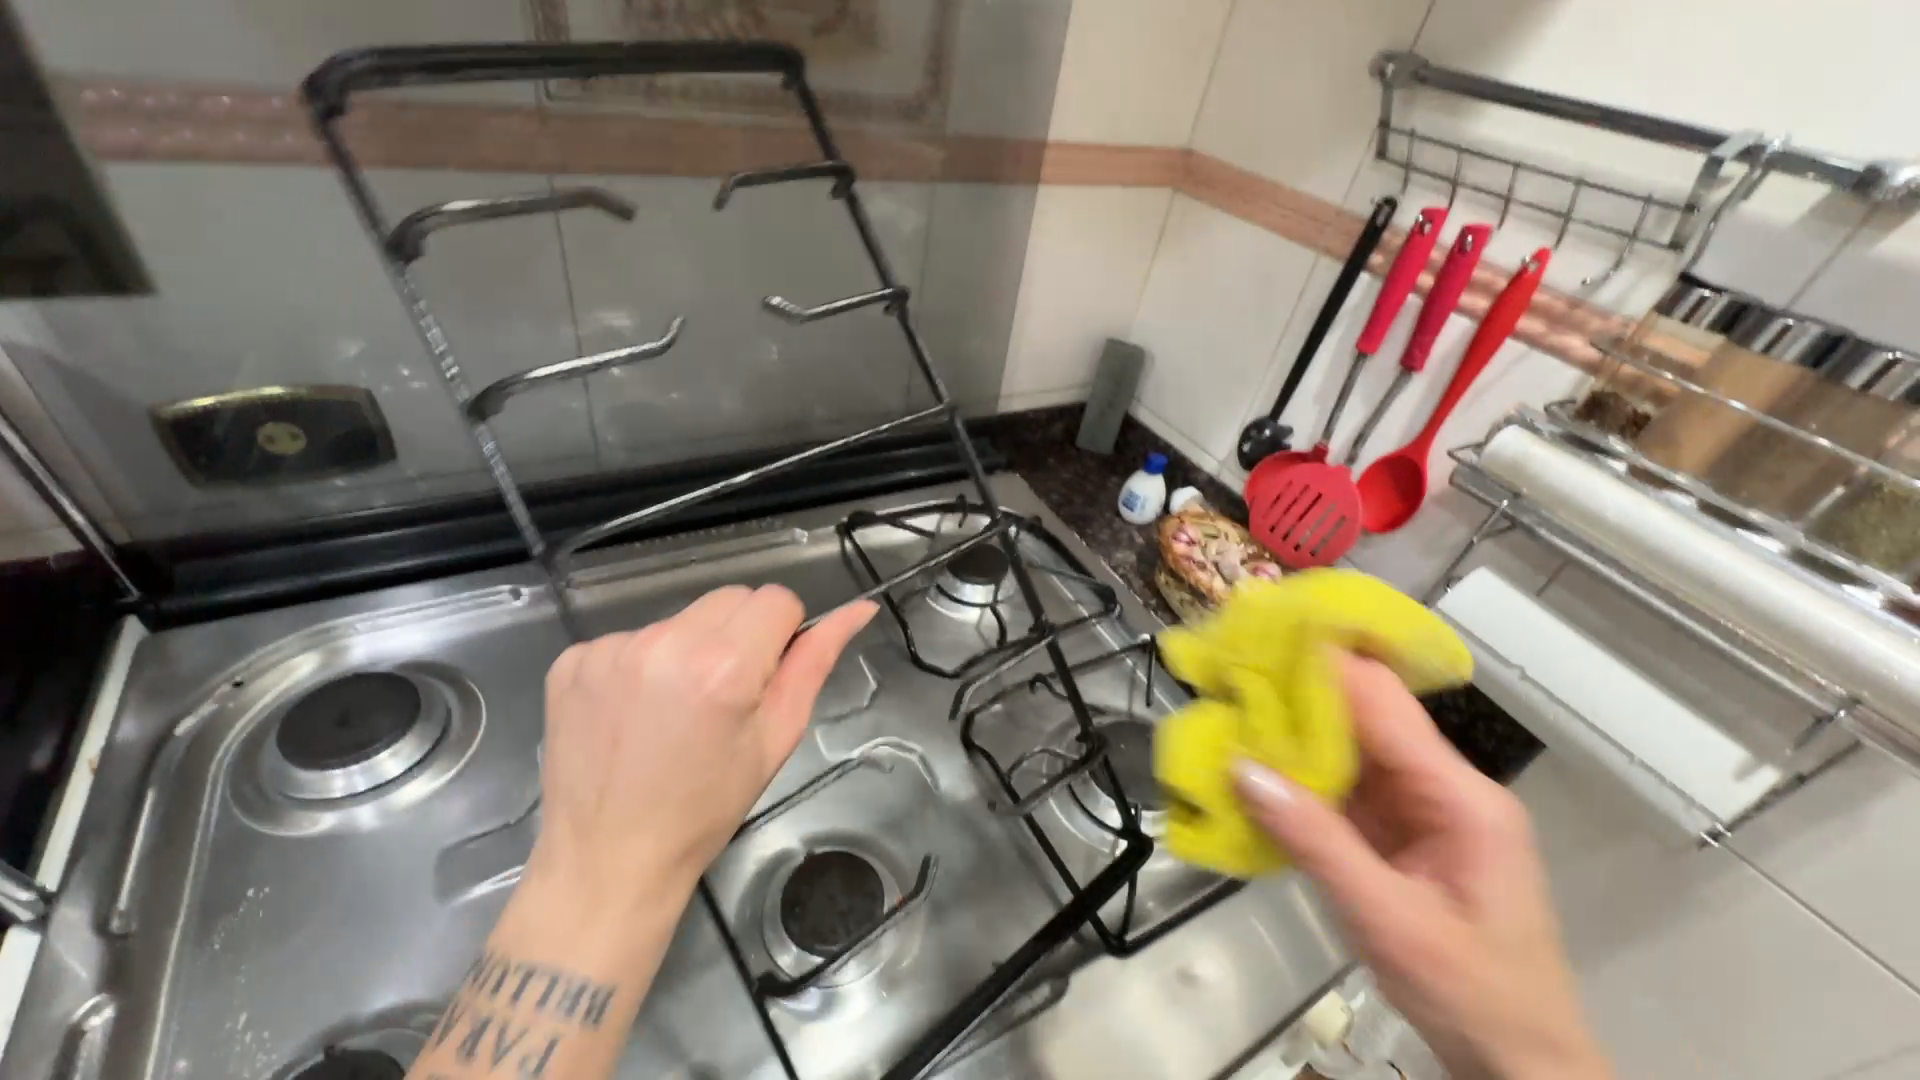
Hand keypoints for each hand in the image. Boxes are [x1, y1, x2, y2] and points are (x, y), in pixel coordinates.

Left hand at [529, 585, 876, 908]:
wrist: (608, 859)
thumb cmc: (706, 807)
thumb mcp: (776, 737)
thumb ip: (815, 663)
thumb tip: (858, 609)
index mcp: (725, 665)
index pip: (777, 600)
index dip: (783, 636)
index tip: (764, 680)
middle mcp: (666, 642)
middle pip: (730, 599)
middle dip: (740, 635)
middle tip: (724, 697)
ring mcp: (612, 649)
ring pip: (681, 618)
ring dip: (691, 648)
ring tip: (676, 709)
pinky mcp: (573, 660)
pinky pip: (632, 638)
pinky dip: (643, 665)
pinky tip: (635, 712)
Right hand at [1235, 652, 1610, 1079]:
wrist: (1520, 1064)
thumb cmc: (1469, 992)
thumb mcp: (1387, 920)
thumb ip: (1315, 841)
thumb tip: (1241, 768)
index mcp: (1460, 796)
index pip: (1382, 704)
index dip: (1321, 665)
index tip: (1259, 639)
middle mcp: (1444, 788)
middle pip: (1365, 717)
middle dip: (1298, 692)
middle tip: (1230, 673)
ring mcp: (1424, 809)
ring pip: (1351, 749)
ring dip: (1293, 733)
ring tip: (1229, 711)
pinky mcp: (1403, 833)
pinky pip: (1347, 787)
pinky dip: (1302, 776)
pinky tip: (1257, 769)